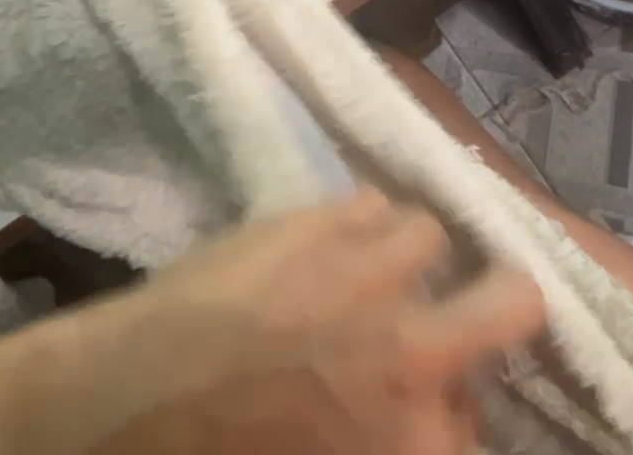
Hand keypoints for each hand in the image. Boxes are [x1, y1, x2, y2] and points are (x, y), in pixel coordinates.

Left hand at [76, 193, 547, 454]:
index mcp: (415, 443)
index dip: (457, 410)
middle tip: (469, 303)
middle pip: (516, 299)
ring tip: (365, 263)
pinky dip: (356, 222)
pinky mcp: (317, 221)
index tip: (436, 398)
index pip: (485, 421)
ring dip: (403, 253)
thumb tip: (431, 417)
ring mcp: (368, 273)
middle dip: (504, 303)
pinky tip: (324, 240)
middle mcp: (413, 351)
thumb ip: (397, 441)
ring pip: (429, 231)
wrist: (115, 413)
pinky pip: (371, 201)